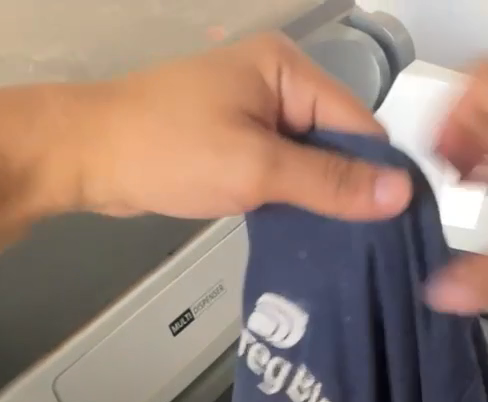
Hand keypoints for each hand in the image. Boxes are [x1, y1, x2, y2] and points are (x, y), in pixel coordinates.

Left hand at [29, 34, 412, 221]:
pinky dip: (300, 201)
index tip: (396, 228)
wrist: (87, 158)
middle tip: (371, 246)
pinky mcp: (244, 143)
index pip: (359, 125)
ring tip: (345, 246)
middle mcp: (280, 84)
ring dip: (326, 200)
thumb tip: (401, 194)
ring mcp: (260, 114)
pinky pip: (290, 172)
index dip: (379, 175)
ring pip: (316, 163)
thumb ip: (330, 182)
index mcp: (287, 69)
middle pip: (341, 144)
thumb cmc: (168, 151)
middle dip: (352, 190)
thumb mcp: (257, 168)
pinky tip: (311, 232)